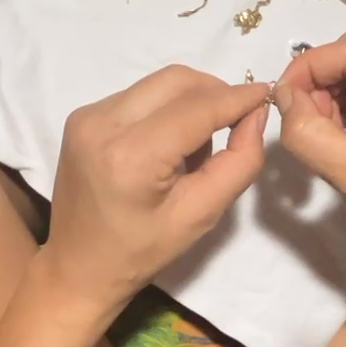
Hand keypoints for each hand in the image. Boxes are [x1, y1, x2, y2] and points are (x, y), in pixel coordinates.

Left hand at [41, 66, 269, 310]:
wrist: (78, 266)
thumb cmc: (142, 251)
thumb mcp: (201, 215)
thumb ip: (239, 163)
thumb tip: (256, 114)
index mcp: (131, 156)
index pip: (198, 107)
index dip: (237, 98)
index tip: (267, 93)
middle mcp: (102, 124)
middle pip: (177, 80)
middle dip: (215, 94)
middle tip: (235, 123)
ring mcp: (86, 116)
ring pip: (158, 84)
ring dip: (190, 102)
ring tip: (194, 148)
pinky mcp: (81, 117)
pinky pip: (138, 95)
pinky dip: (164, 110)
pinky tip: (165, 147)